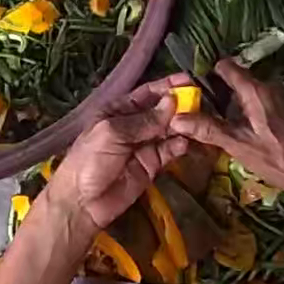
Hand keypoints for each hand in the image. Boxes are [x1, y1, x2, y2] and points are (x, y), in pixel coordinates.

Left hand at [42, 76, 193, 232]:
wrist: (82, 202)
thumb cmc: (90, 159)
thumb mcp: (113, 132)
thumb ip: (144, 120)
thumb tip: (173, 101)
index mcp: (119, 110)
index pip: (147, 94)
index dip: (167, 87)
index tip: (188, 80)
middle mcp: (134, 125)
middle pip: (161, 111)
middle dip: (180, 106)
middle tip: (200, 103)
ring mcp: (144, 145)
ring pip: (169, 130)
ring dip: (182, 126)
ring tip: (196, 123)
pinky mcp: (152, 165)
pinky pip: (169, 151)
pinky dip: (179, 146)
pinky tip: (185, 143)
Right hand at [170, 58, 283, 208]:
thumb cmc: (276, 159)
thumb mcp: (237, 145)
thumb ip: (207, 129)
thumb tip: (175, 119)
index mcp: (256, 90)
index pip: (226, 66)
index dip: (208, 74)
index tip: (195, 90)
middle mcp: (271, 86)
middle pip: (238, 79)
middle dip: (220, 94)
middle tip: (204, 113)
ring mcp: (283, 96)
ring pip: (251, 91)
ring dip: (236, 104)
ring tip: (223, 126)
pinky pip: (264, 100)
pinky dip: (251, 110)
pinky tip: (246, 132)